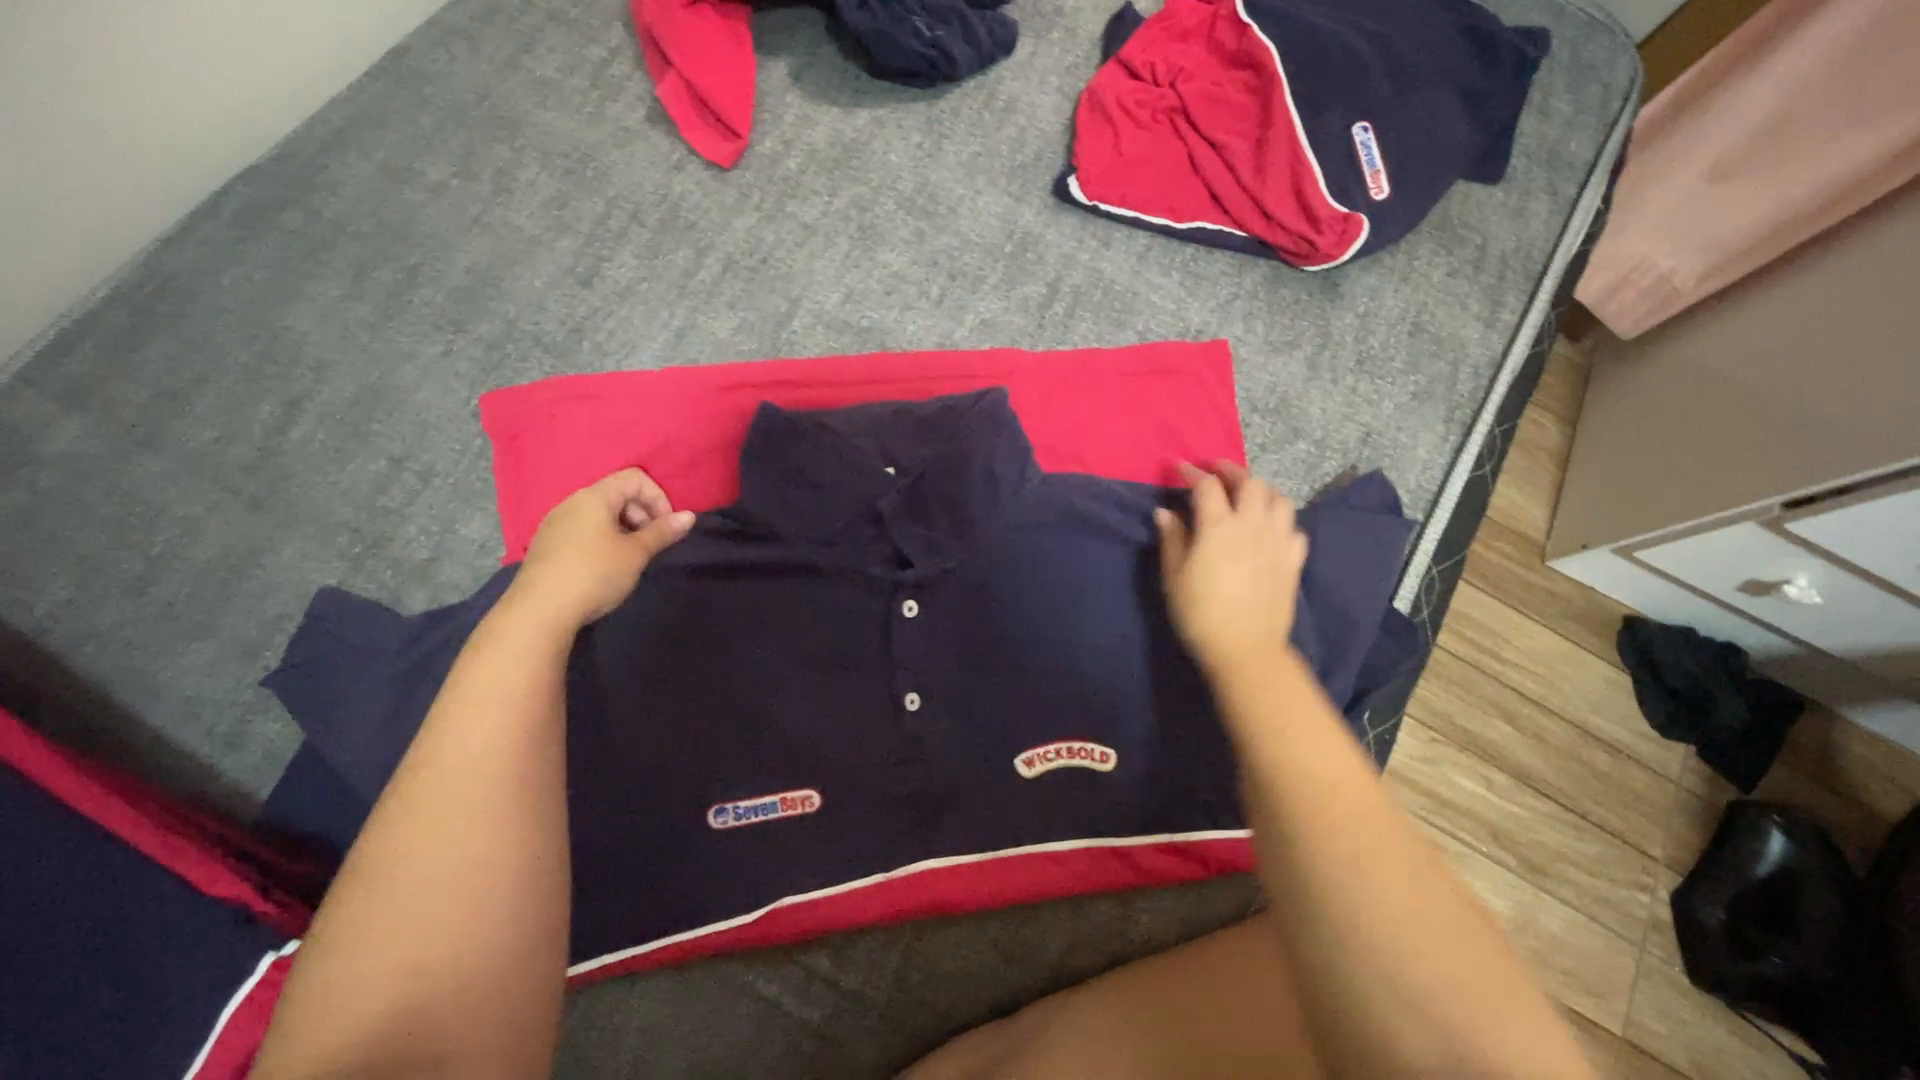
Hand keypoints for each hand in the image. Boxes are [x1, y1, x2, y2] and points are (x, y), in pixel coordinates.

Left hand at [506, 468, 693, 630]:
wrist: (540, 610)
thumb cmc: (595, 573)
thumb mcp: (636, 553)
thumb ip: (663, 532)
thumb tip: (689, 516)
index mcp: (594, 497)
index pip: (635, 478)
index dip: (658, 498)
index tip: (666, 527)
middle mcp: (572, 502)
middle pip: (617, 494)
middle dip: (642, 514)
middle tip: (651, 545)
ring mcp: (556, 523)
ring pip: (600, 514)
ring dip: (624, 529)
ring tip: (631, 558)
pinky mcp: (548, 544)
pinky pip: (584, 529)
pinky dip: (604, 539)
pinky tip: (606, 567)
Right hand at [1155, 462, 1308, 677]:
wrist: (1245, 649)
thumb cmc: (1200, 614)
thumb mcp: (1174, 577)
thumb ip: (1172, 539)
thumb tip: (1166, 512)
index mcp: (1219, 526)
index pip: (1207, 485)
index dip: (1192, 472)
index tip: (1180, 468)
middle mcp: (1253, 525)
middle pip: (1251, 482)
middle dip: (1232, 471)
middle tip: (1217, 473)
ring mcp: (1278, 542)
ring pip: (1280, 499)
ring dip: (1263, 491)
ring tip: (1249, 497)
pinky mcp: (1294, 561)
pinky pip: (1295, 529)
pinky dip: (1282, 522)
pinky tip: (1271, 531)